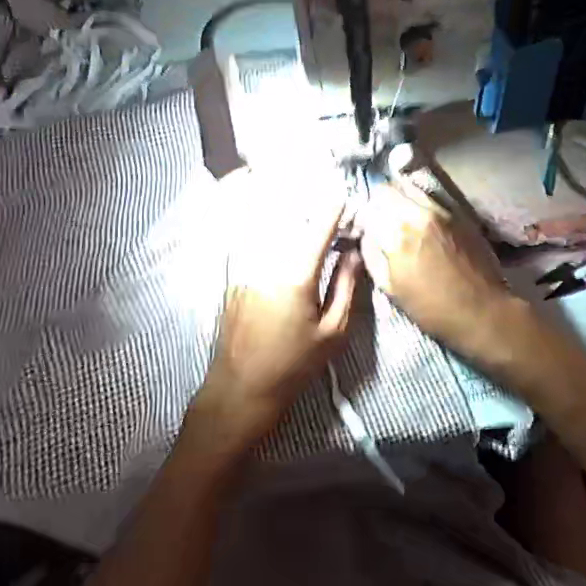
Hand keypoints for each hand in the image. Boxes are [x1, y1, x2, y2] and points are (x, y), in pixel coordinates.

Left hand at [198, 174, 361, 444]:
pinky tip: (274, 225)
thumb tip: (354, 255)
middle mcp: (267, 264)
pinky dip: (264, 229)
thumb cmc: (294, 366)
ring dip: (286, 213)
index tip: (345, 194)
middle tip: (327, 195)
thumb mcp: (333, 331)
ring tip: (302, 201)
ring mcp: (244, 270)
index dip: (334, 210)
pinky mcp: (231, 280)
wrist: (239, 391)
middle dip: (310, 205)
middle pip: (290, 221)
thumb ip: (346, 287)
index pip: (319, 230)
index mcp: (296, 276)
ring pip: (267, 229)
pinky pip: (250, 243)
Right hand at [357, 162, 550, 375]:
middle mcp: (419, 215)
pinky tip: (420, 219)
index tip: (364, 229)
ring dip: (399, 197)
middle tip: (380, 220)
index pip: (369, 207)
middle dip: (379, 202)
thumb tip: (367, 234)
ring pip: (410, 188)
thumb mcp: (391, 288)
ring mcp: (442, 210)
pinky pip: (430, 196)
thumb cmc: (432, 308)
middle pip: (388, 190)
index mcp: (398, 235)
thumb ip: (372, 255)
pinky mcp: (459, 213)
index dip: (362, 217)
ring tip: (399, 216)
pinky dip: (418, 201)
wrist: (482, 309)